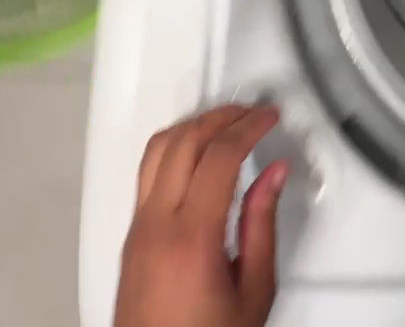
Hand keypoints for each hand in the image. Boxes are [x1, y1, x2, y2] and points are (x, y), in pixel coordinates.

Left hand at [115, 104, 288, 326]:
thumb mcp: (254, 292)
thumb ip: (262, 224)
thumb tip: (274, 171)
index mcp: (192, 238)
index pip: (219, 156)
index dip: (248, 126)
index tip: (270, 116)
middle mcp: (156, 224)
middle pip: (183, 141)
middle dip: (221, 116)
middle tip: (253, 113)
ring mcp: (137, 228)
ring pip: (157, 149)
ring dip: (194, 125)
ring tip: (228, 123)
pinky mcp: (130, 236)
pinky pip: (148, 171)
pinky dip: (177, 146)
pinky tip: (201, 153)